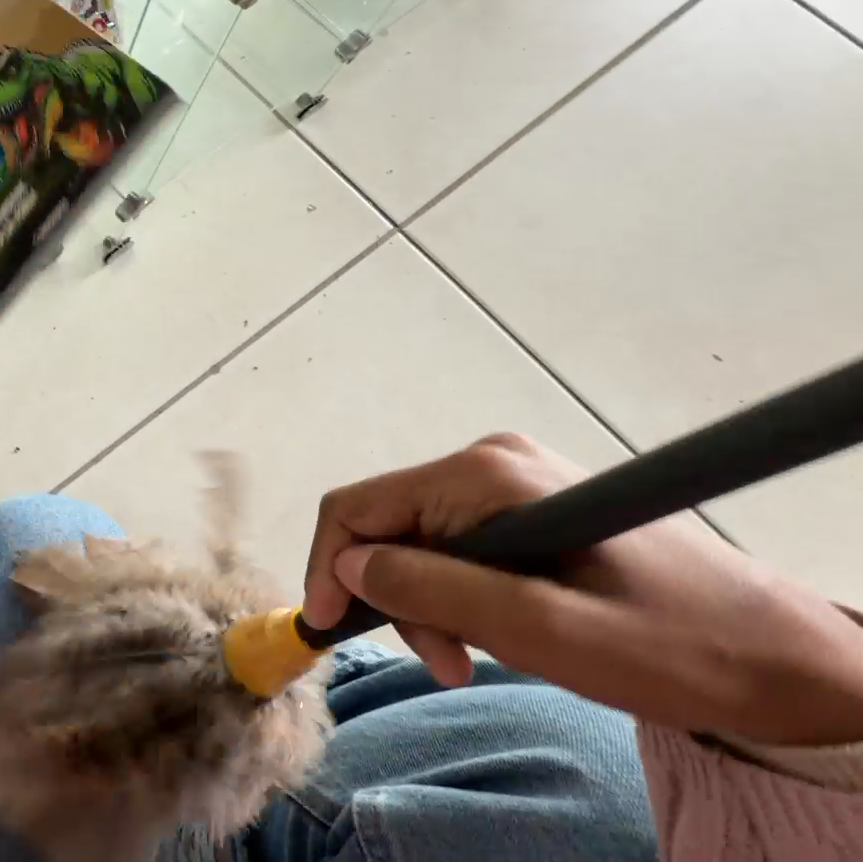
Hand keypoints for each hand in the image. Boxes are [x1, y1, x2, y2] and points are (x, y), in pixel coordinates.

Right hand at [304, 433, 862, 745]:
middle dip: (391, 595)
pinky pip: (448, 545)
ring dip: (423, 603)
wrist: (795, 663)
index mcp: (484, 475)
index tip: (330, 626)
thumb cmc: (676, 650)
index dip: (330, 566)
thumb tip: (347, 568)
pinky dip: (451, 594)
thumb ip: (432, 590)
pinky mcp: (521, 505)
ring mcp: (504, 481)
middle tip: (441, 662)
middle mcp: (485, 462)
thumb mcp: (543, 630)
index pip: (358, 506)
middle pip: (385, 525)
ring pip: (412, 540)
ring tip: (469, 658)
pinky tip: (488, 632)